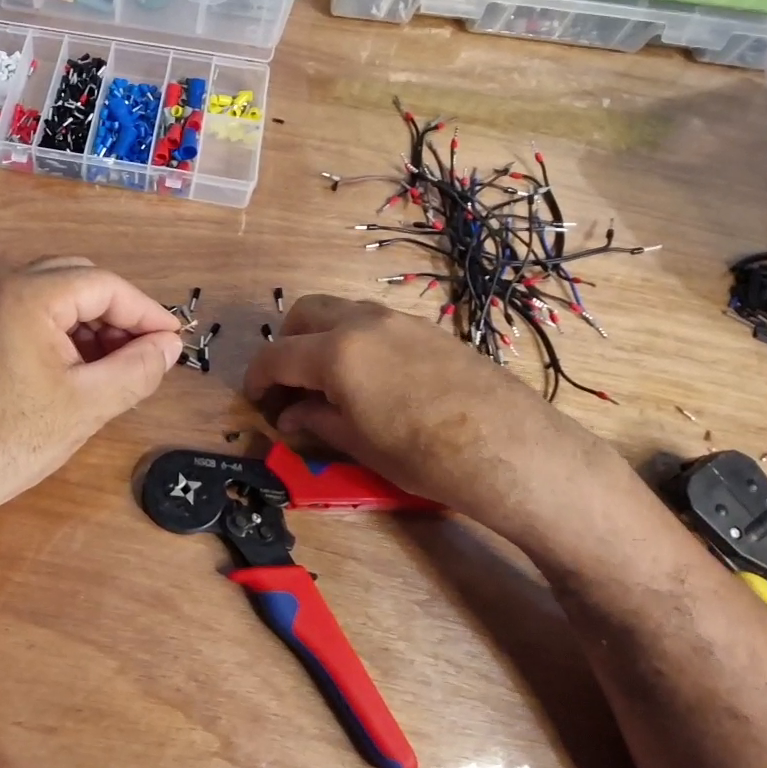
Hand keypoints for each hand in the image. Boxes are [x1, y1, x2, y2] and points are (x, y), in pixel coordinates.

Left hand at [0, 257, 184, 522]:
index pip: (104, 284)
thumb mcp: (87, 405)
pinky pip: (30, 319)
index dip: (146, 312)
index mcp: (27, 296)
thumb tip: (169, 345)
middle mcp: (0, 290)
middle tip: (145, 353)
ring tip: (117, 368)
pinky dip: (62, 336)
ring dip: (91, 325)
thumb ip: (137, 369)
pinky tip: (79, 373)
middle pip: (78, 280)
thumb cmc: (10, 441)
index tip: (174, 342)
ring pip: (54, 299)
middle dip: (117, 314)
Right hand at [243, 295, 631, 543]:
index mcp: (336, 351)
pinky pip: (374, 322)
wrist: (511, 449)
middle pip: (305, 314)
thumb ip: (317, 421)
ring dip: (322, 337)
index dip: (258, 377)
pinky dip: (355, 340)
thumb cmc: (425, 456)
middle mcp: (363, 322)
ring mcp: (399, 320)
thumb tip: (290, 416)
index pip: (277, 354)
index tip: (255, 398)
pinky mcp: (428, 329)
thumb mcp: (360, 444)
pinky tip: (370, 379)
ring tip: (329, 381)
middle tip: (289, 383)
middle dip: (287, 343)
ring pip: (342, 311)